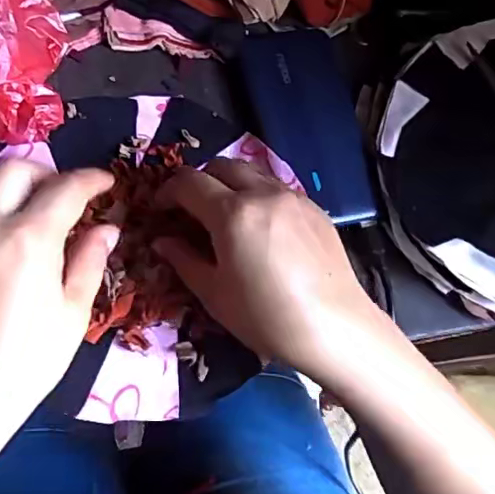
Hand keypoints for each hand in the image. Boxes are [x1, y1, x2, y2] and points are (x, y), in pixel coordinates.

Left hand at [0, 161, 116, 449]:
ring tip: (33, 210)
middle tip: (68, 196)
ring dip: (13, 184)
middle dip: (48, 172)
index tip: (107, 182)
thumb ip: (89, 262)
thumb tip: (106, 228)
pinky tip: (0, 236)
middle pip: (16, 169)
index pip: (65, 188)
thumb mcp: (72, 316)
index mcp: (28, 239)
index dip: (91, 179)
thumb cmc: (24, 365)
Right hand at [154, 159, 390, 384]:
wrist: (334, 328)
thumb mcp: (214, 294)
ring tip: (226, 216)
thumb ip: (183, 260)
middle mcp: (263, 193)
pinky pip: (278, 189)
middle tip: (190, 210)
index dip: (167, 192)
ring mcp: (294, 198)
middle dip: (199, 181)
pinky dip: (259, 196)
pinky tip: (261, 228)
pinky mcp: (316, 209)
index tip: (160, 210)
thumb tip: (163, 241)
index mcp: (232, 212)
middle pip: (221, 165)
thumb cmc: (265, 317)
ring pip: (253, 173)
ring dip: (230, 184)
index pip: (189, 182)